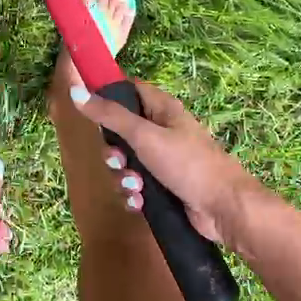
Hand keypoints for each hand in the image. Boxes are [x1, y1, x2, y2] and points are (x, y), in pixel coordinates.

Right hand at [72, 80, 265, 247]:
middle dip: (114, 151)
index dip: (108, 97)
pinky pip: (136, 184)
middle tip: (119, 161)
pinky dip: (134, 193)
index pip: (129, 90)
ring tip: (136, 187)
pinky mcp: (164, 185)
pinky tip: (140, 202)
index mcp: (162, 109)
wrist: (224, 209)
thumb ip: (109, 115)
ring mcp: (163, 159)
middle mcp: (162, 130)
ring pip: (126, 162)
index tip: (90, 110)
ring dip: (124, 176)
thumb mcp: (144, 136)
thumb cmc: (187, 164)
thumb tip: (75, 91)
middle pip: (121, 131)